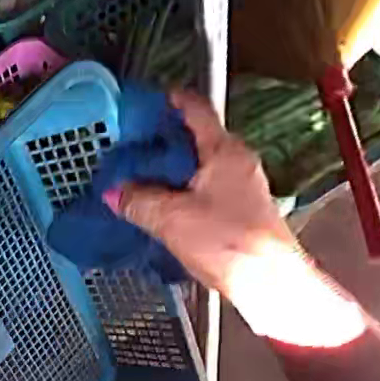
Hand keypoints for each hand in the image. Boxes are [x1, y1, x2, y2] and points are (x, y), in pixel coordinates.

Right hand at [108, 89, 298, 295]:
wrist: (267, 282)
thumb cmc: (225, 241)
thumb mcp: (170, 219)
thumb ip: (138, 201)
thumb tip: (112, 192)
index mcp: (224, 152)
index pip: (197, 112)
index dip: (173, 101)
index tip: (150, 98)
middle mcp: (236, 162)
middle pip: (195, 139)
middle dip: (162, 140)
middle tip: (128, 145)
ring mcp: (238, 185)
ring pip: (196, 166)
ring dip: (167, 168)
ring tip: (134, 176)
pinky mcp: (236, 209)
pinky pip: (199, 187)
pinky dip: (176, 188)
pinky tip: (155, 203)